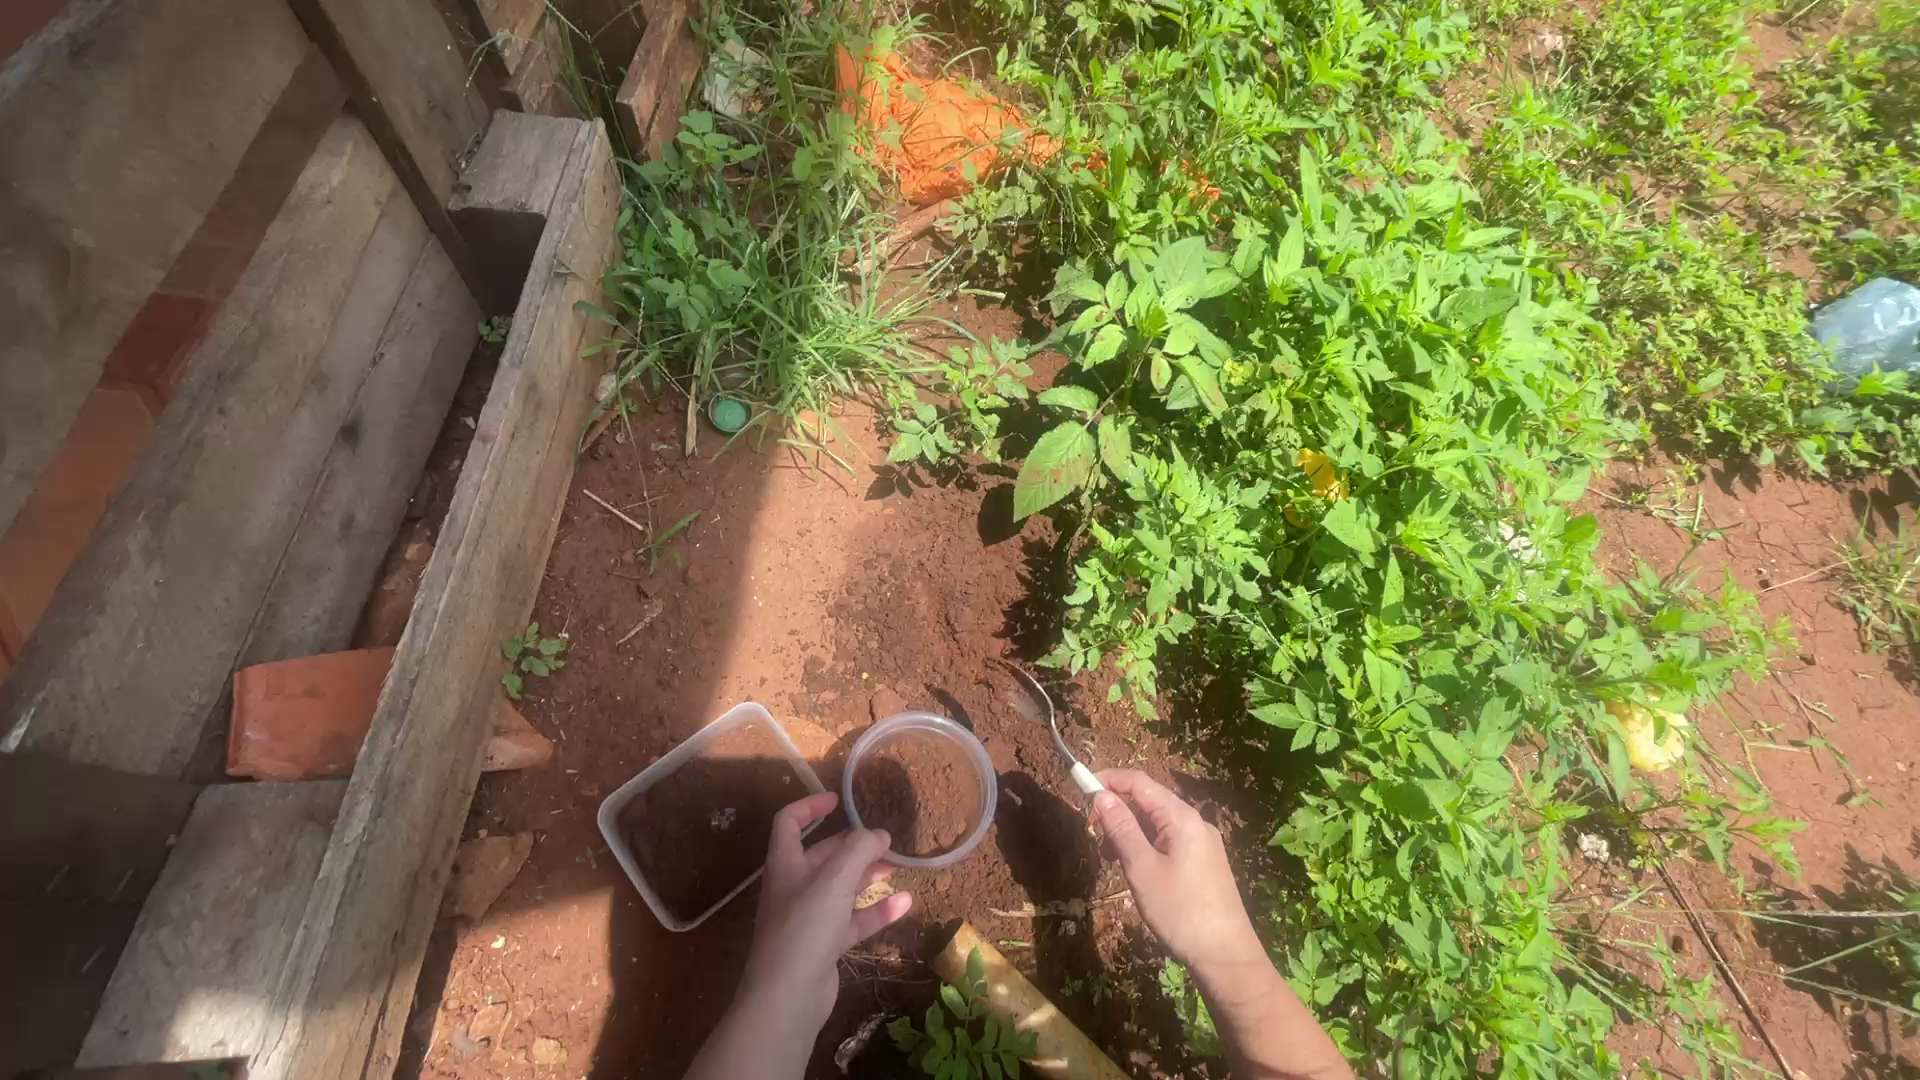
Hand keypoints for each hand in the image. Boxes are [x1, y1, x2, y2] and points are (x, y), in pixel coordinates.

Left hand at [737, 793, 914, 1030]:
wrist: (787, 1000)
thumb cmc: (805, 927)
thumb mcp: (835, 878)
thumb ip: (859, 850)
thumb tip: (879, 834)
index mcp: (786, 864)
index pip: (789, 822)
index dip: (810, 806)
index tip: (838, 800)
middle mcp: (794, 886)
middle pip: (824, 855)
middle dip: (853, 845)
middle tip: (885, 839)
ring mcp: (809, 918)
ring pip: (841, 887)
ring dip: (868, 875)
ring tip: (899, 866)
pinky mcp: (824, 946)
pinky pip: (853, 920)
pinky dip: (876, 910)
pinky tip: (904, 903)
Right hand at [1090, 769, 1260, 972]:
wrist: (1227, 958)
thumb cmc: (1180, 910)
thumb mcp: (1141, 868)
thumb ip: (1120, 828)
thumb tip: (1101, 795)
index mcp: (1181, 817)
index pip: (1139, 782)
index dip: (1108, 780)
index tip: (1081, 789)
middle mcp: (1195, 822)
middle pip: (1148, 801)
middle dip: (1118, 810)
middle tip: (1094, 835)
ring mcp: (1202, 843)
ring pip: (1156, 823)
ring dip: (1130, 831)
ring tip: (1111, 858)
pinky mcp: (1204, 862)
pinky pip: (1168, 840)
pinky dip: (1145, 846)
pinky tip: (1135, 869)